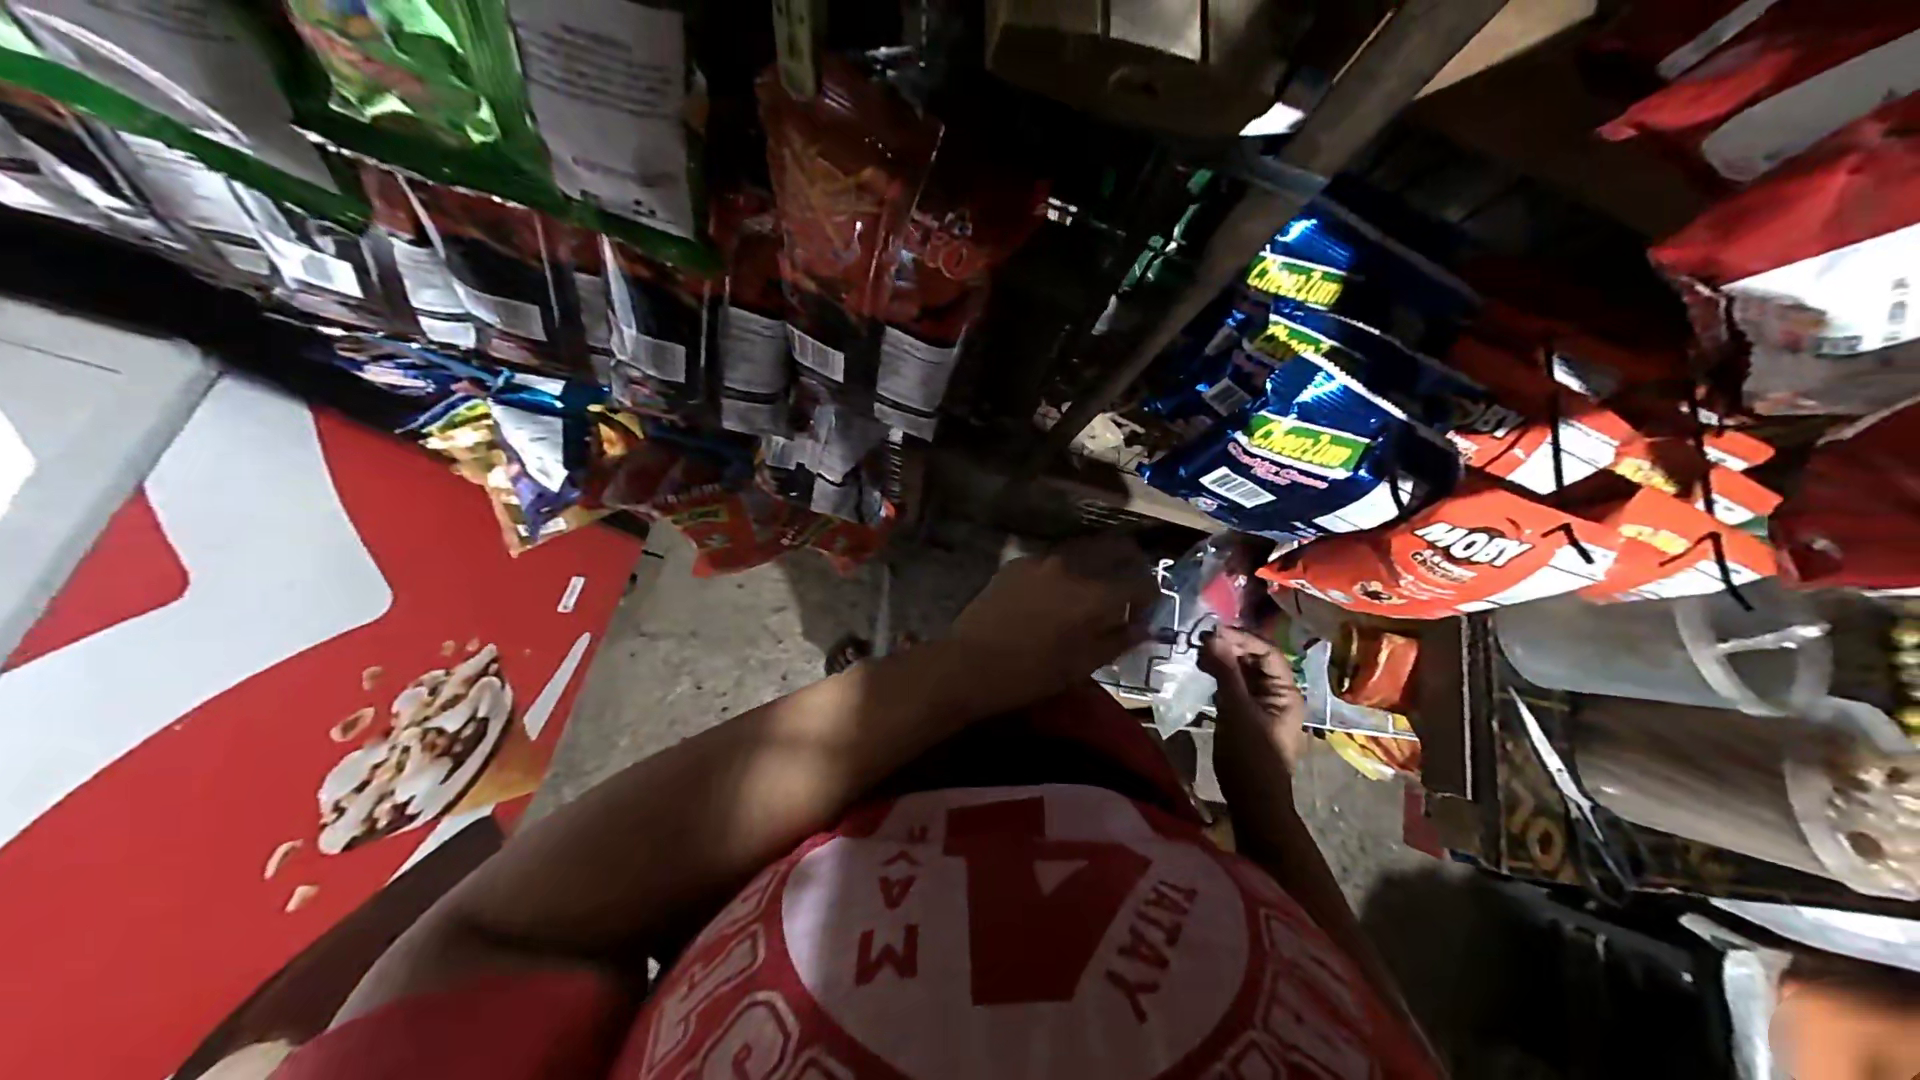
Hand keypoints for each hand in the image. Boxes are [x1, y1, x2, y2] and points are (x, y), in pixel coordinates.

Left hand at [949, 536, 1156, 708]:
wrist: (968, 664)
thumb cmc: (1030, 674)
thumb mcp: (1081, 665)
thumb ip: (1117, 641)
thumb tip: (1143, 627)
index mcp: (1094, 595)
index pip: (1139, 583)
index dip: (1149, 596)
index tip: (1144, 611)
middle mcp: (1071, 567)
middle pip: (1114, 551)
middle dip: (1129, 565)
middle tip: (1127, 588)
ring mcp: (1040, 560)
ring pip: (1081, 552)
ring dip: (1095, 565)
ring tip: (1092, 590)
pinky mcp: (1016, 563)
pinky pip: (1051, 560)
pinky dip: (1064, 571)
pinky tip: (1055, 593)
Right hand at [1200, 626, 1308, 773]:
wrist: (1254, 800)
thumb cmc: (1250, 755)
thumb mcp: (1236, 711)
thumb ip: (1226, 673)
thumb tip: (1214, 637)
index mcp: (1287, 693)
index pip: (1268, 653)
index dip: (1242, 639)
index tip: (1213, 632)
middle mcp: (1279, 696)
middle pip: (1257, 661)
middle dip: (1230, 648)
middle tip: (1201, 642)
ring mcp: (1264, 707)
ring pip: (1245, 674)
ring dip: (1224, 662)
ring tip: (1199, 654)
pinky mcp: (1249, 717)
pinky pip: (1237, 688)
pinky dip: (1221, 678)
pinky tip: (1204, 673)